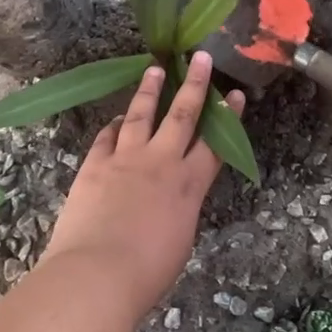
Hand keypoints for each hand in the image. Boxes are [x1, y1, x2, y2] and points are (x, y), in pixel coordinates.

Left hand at [39, 52, 244, 314]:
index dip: (227, 117)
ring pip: (141, 114)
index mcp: (188, 185)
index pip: (214, 143)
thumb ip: (180, 209)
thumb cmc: (146, 272)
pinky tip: (116, 119)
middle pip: (181, 114)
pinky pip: (106, 136)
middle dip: (195, 84)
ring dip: (149, 90)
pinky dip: (114, 125)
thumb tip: (173, 197)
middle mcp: (160, 162)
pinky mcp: (95, 164)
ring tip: (155, 69)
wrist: (96, 274)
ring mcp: (125, 158)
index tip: (236, 94)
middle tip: (201, 57)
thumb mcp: (179, 240)